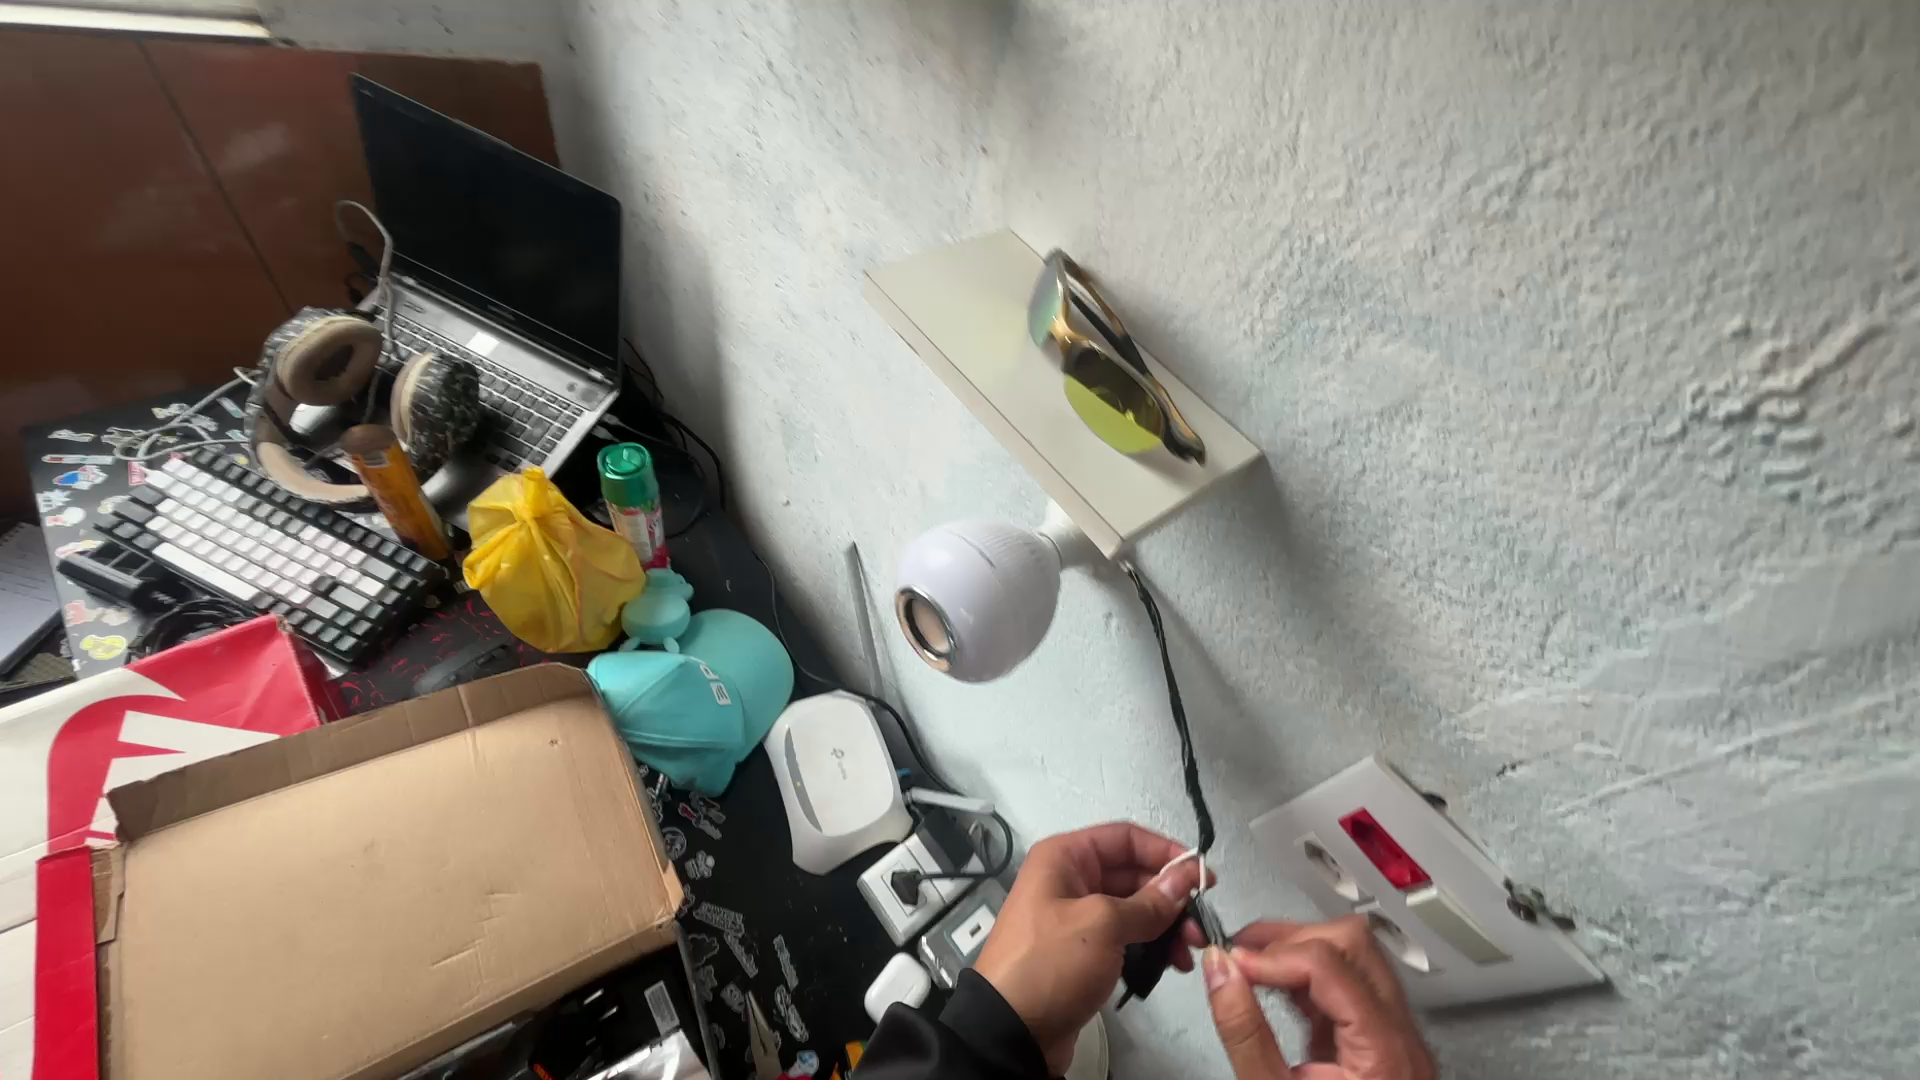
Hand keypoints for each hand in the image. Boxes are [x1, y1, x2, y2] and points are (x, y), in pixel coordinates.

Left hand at [974, 823, 1202, 1073]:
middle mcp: (1070, 878)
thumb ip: (1148, 903)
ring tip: (1189, 950)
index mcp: (1065, 857)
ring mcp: (1077, 916)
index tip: (1201, 874)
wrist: (1011, 1031)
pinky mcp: (1084, 951)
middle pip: (1131, 872)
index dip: (1164, 851)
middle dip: (1170, 895)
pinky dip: (1150, 945)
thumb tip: (1184, 879)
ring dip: (1165, 923)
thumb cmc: (1050, 962)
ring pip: (1132, 906)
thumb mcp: (1101, 924)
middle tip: (1201, 924)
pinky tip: (1171, 964)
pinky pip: (1125, 935)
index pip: (1123, 837)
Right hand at [1203, 917, 1434, 1079]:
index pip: (1329, 964)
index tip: (1231, 965)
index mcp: (1385, 1055)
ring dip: (1296, 948)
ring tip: (1251, 968)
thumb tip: (1219, 966)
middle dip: (1289, 939)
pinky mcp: (1377, 1039)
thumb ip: (1244, 1032)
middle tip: (1242, 958)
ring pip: (1352, 953)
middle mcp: (1402, 1036)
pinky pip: (1345, 979)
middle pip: (1351, 944)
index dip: (1273, 955)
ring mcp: (1395, 1036)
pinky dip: (1303, 971)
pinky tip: (1271, 989)